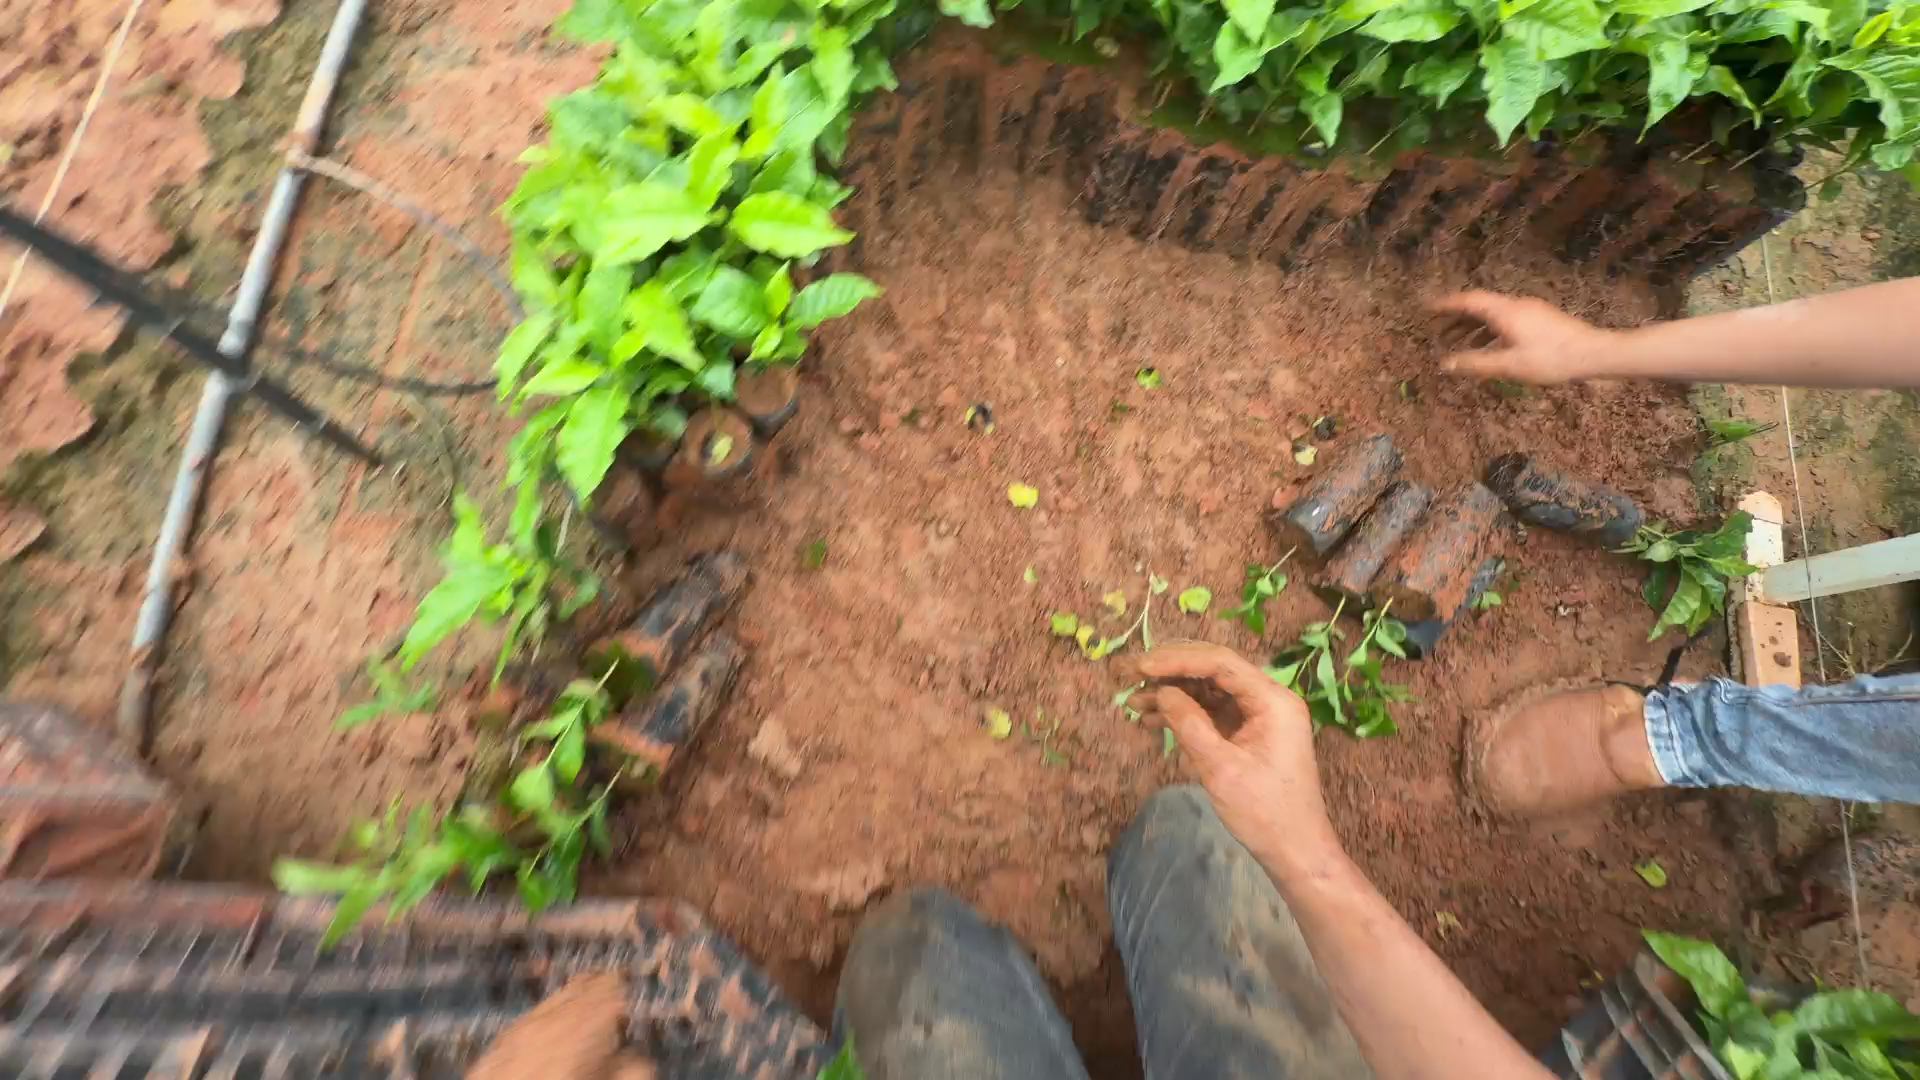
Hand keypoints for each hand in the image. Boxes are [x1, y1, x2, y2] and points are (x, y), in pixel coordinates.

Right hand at [1131, 644, 1342, 878]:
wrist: (1295, 852)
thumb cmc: (1263, 812)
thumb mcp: (1220, 768)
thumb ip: (1188, 723)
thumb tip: (1161, 692)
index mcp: (1272, 700)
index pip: (1219, 663)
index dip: (1176, 660)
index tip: (1141, 668)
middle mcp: (1267, 698)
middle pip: (1212, 669)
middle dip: (1169, 670)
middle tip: (1130, 674)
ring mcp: (1257, 714)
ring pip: (1207, 687)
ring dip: (1170, 692)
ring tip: (1133, 701)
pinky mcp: (1246, 729)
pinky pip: (1210, 708)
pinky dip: (1181, 711)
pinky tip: (1151, 718)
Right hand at [1430, 290, 1615, 384]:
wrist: (1595, 354)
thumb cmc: (1550, 359)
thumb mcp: (1507, 365)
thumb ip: (1473, 363)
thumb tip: (1443, 364)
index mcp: (1506, 312)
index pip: (1469, 301)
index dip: (1446, 304)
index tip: (1427, 307)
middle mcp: (1516, 306)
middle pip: (1479, 306)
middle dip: (1455, 317)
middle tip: (1435, 329)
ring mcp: (1530, 311)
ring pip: (1492, 313)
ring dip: (1470, 325)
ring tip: (1454, 342)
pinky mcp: (1539, 319)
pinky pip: (1504, 319)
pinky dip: (1486, 330)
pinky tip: (1483, 346)